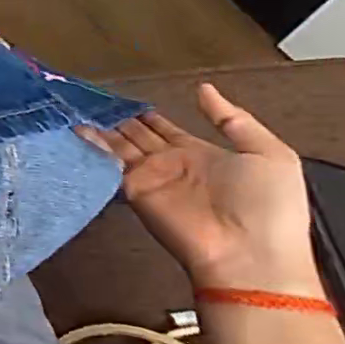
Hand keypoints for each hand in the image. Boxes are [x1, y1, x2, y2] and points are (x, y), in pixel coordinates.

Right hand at [78, 83, 319, 295]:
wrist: (249, 255)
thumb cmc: (267, 205)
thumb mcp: (268, 154)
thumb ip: (233, 119)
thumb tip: (202, 88)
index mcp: (202, 154)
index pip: (166, 129)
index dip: (147, 114)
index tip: (126, 98)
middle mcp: (171, 163)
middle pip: (137, 134)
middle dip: (118, 118)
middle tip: (94, 98)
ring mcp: (151, 177)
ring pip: (119, 144)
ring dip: (101, 127)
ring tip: (78, 106)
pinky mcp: (134, 189)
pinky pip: (111, 162)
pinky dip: (93, 145)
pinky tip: (76, 127)